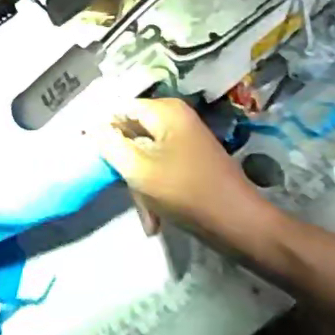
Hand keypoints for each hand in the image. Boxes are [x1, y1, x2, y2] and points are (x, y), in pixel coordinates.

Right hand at [85, 97, 277, 245]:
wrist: (242, 225)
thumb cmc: (188, 193)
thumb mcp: (140, 170)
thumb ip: (111, 145)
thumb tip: (92, 127)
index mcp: (165, 111)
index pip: (120, 109)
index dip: (103, 130)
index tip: (92, 156)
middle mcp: (176, 118)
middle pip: (132, 134)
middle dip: (126, 167)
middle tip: (124, 191)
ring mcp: (185, 140)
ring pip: (145, 156)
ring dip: (140, 186)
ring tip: (148, 217)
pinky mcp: (192, 161)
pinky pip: (161, 168)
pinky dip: (155, 191)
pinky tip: (156, 219)